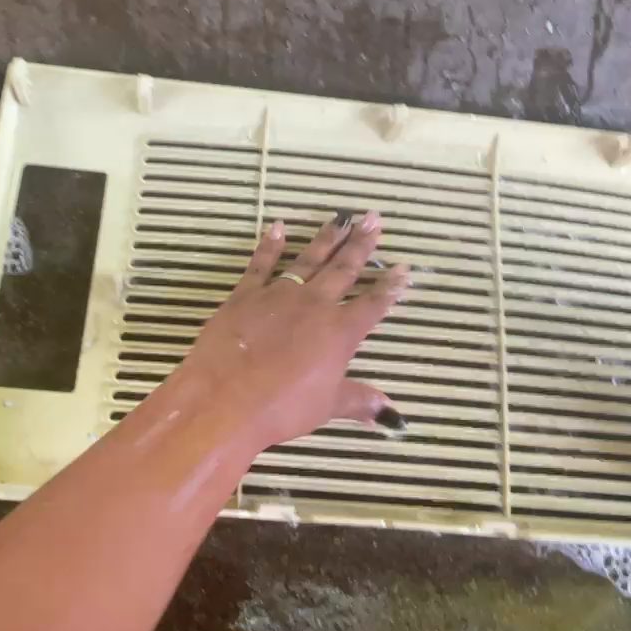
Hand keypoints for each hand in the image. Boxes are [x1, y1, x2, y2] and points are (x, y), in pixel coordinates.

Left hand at [165, 211, 409, 450]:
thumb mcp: (327, 406)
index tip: (404, 268)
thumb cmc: (283, 407)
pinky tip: (278, 227)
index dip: (390, 287)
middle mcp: (315, 304)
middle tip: (374, 219)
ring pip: (309, 259)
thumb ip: (359, 401)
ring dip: (326, 238)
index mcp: (340, 332)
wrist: (226, 397)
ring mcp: (280, 295)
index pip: (373, 304)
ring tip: (341, 218)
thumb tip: (391, 413)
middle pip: (344, 269)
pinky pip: (262, 263)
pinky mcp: (246, 294)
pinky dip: (270, 244)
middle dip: (361, 244)